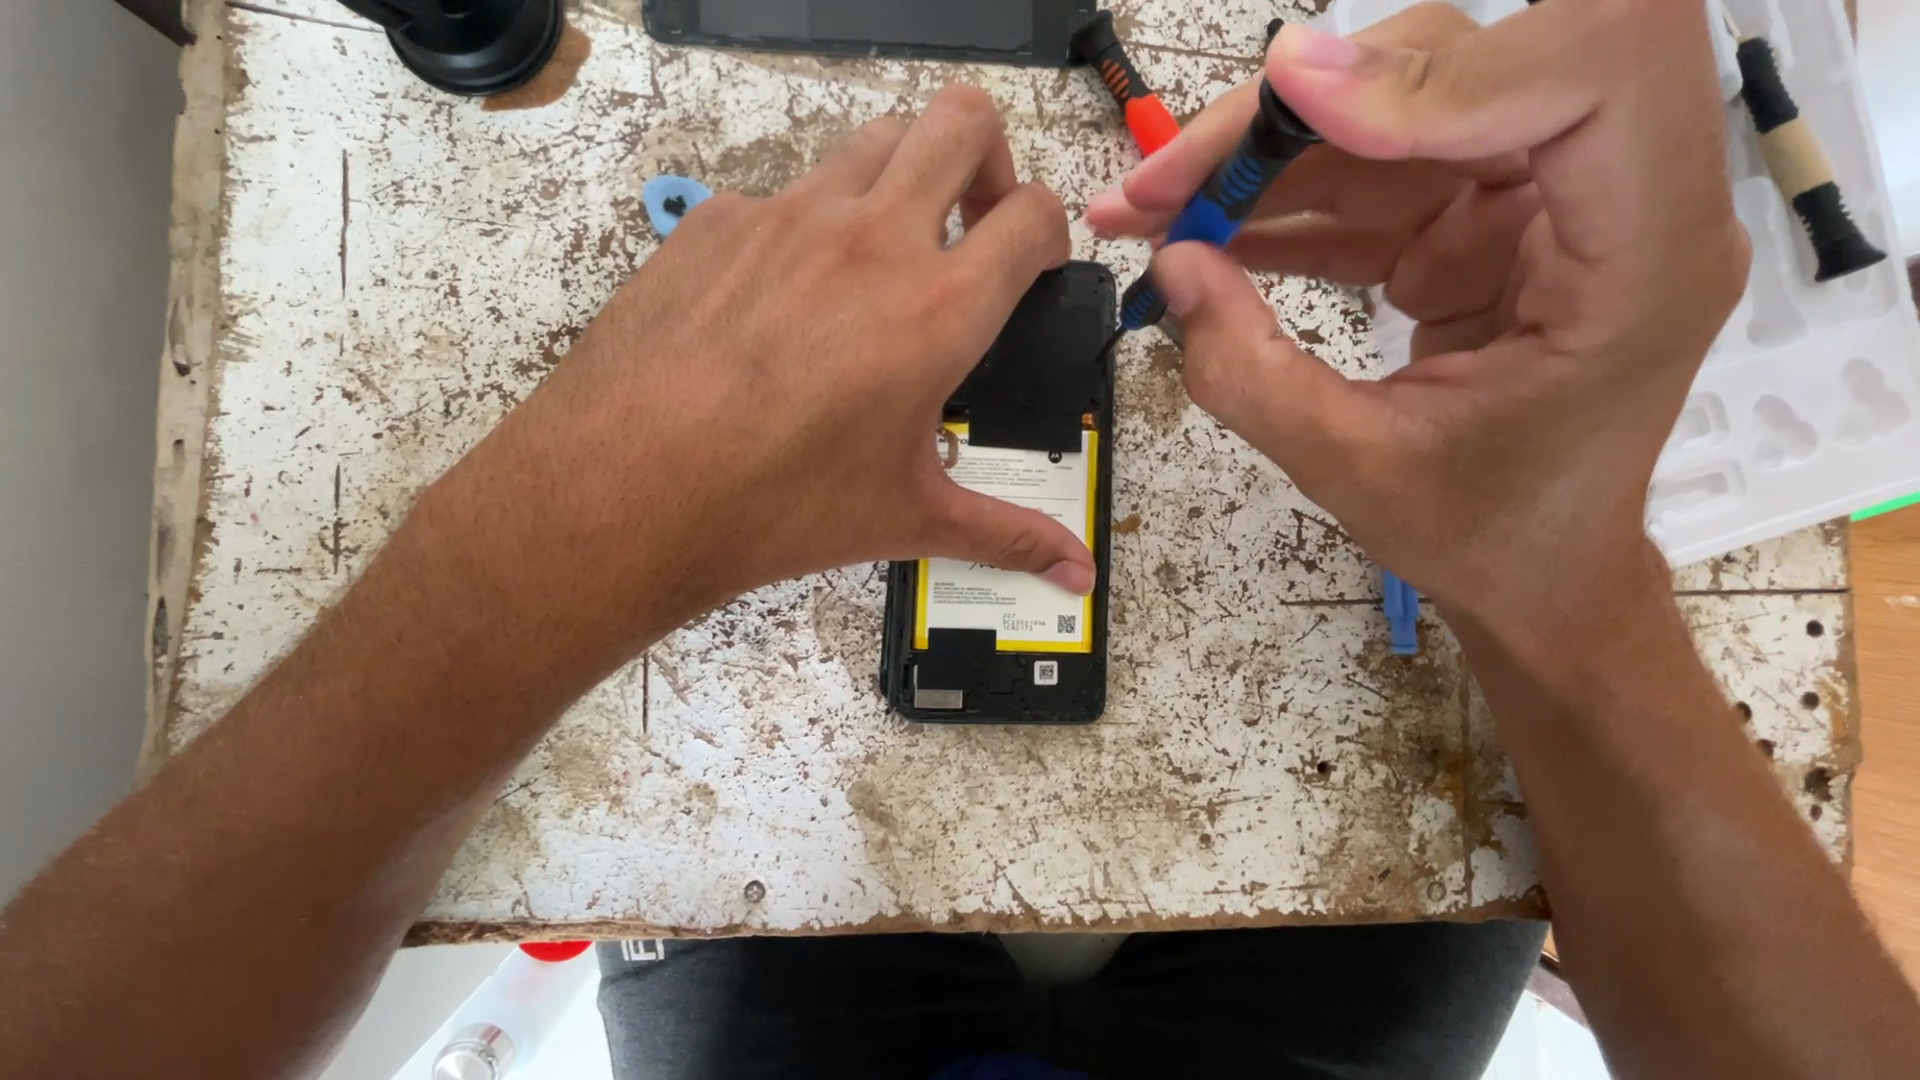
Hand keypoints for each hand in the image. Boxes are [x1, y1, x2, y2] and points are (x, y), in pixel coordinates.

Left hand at [418, 84, 1092, 670]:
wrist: (629, 489)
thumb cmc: (777, 505)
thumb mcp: (910, 518)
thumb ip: (1009, 534)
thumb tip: (1076, 573)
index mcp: (937, 309)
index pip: (1034, 215)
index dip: (1048, 234)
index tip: (1033, 268)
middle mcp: (870, 239)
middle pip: (963, 121)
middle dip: (988, 160)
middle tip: (972, 228)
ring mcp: (786, 218)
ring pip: (873, 140)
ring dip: (901, 177)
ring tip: (884, 258)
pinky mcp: (715, 224)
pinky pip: (780, 194)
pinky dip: (806, 226)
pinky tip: (783, 303)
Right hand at [1086, 1, 1747, 635]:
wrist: (1532, 568)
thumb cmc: (1480, 534)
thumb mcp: (1350, 469)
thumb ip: (1250, 372)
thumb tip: (1170, 264)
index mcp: (1639, 262)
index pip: (1590, 77)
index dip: (1435, 72)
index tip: (1291, 101)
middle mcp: (1610, 197)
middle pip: (1460, 71)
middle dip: (1295, 118)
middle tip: (1164, 181)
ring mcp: (1538, 203)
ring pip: (1392, 119)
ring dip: (1261, 159)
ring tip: (1151, 210)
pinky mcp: (1477, 223)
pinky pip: (1369, 182)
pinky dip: (1278, 204)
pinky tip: (1200, 235)